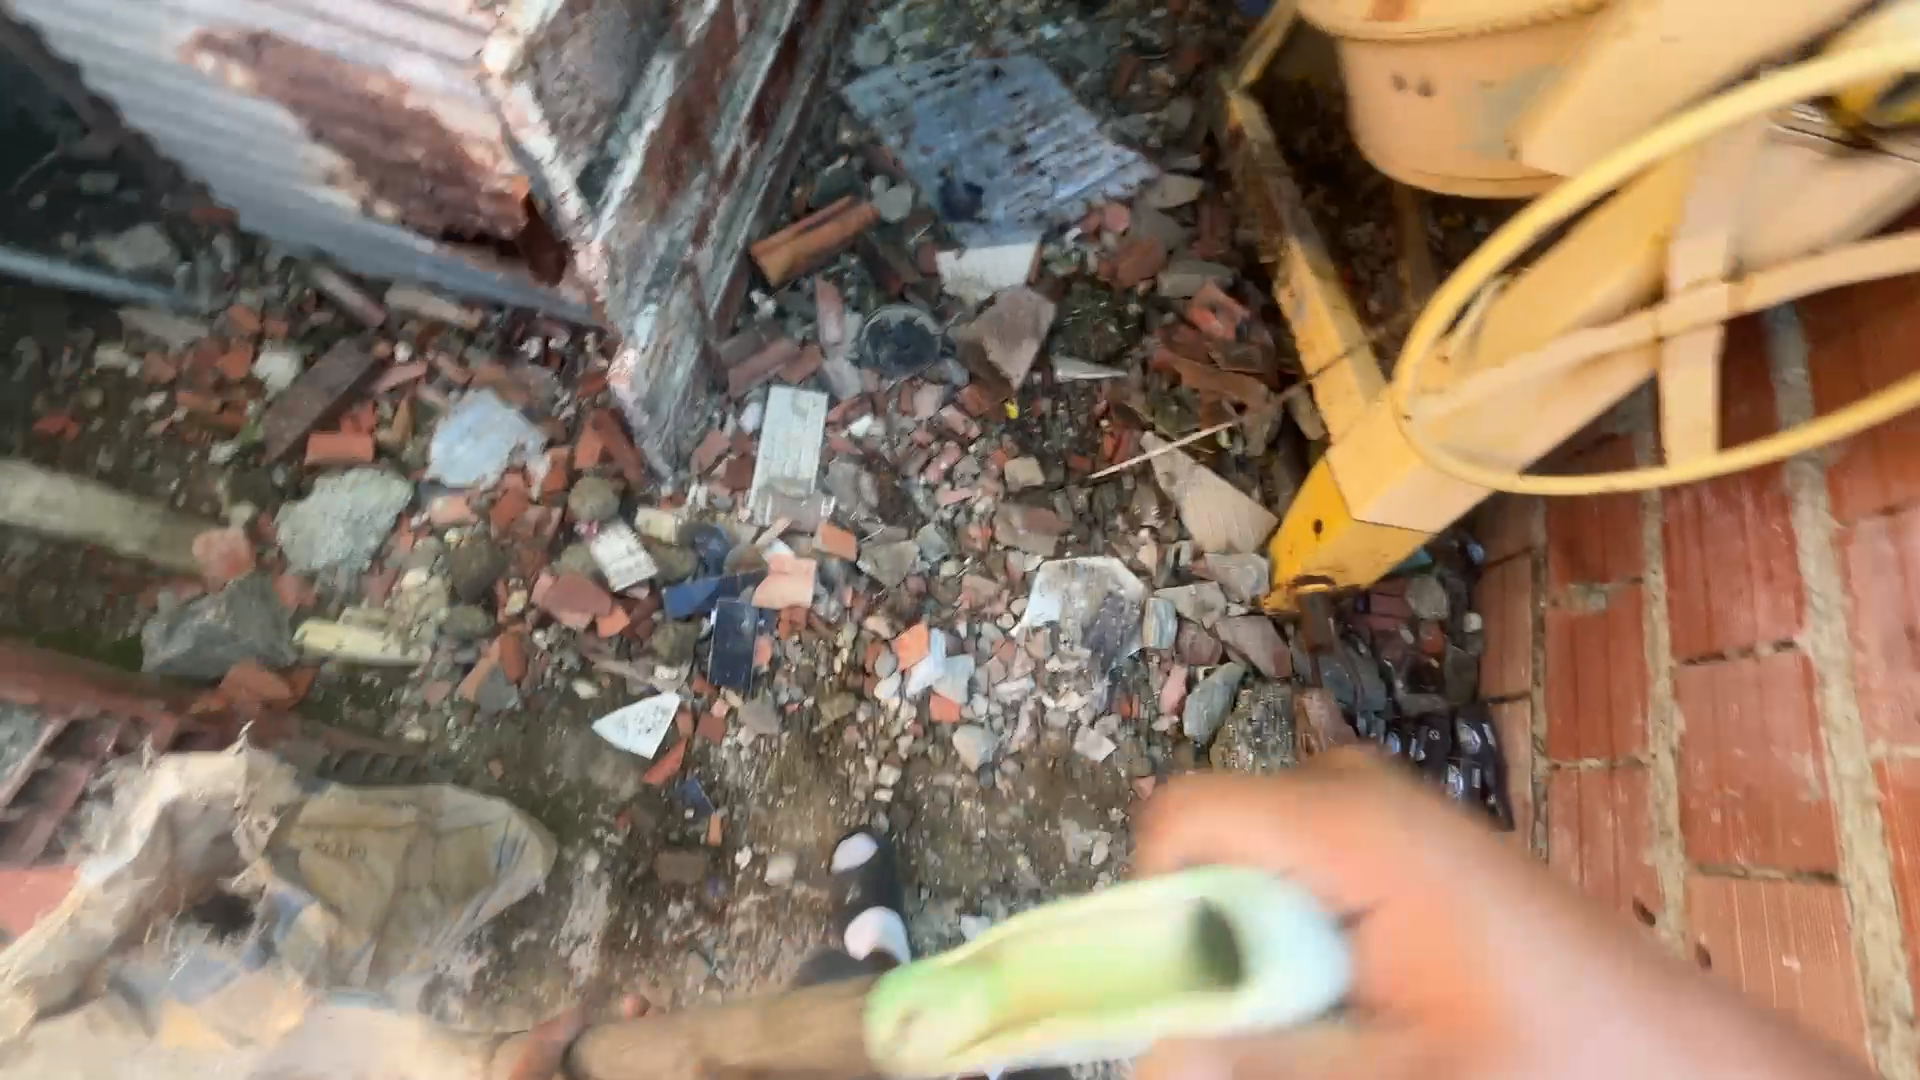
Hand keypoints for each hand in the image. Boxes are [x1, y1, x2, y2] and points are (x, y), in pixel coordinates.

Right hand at [1133, 749, 1871, 1079]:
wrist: (1698, 1069)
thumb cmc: (1568, 1069)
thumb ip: (1266, 1065)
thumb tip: (1144, 1060)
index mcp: (1347, 823)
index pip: (1183, 818)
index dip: (1156, 902)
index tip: (1192, 993)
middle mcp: (1344, 785)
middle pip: (1209, 841)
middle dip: (1214, 933)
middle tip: (1279, 1018)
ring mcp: (1364, 799)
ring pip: (1244, 859)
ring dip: (1255, 940)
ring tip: (1337, 1010)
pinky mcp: (1380, 827)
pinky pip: (1285, 864)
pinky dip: (1292, 930)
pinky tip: (1360, 985)